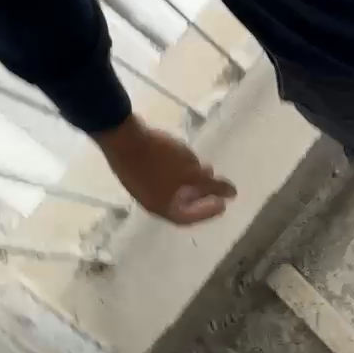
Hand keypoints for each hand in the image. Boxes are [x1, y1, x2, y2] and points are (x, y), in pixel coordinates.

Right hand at [94, 115, 236, 225]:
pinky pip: (161, 178)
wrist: (121, 134)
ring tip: (205, 169)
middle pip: (179, 204)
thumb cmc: (159, 159)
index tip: (222, 204)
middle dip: (200, 195)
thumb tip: (232, 194)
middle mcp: (148, 201)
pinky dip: (176, 173)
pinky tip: (184, 159)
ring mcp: (139, 186)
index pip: (189, 218)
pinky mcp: (134, 170)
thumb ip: (213, 186)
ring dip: (190, 182)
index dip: (207, 212)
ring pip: (170, 189)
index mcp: (162, 208)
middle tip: (216, 188)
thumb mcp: (192, 173)